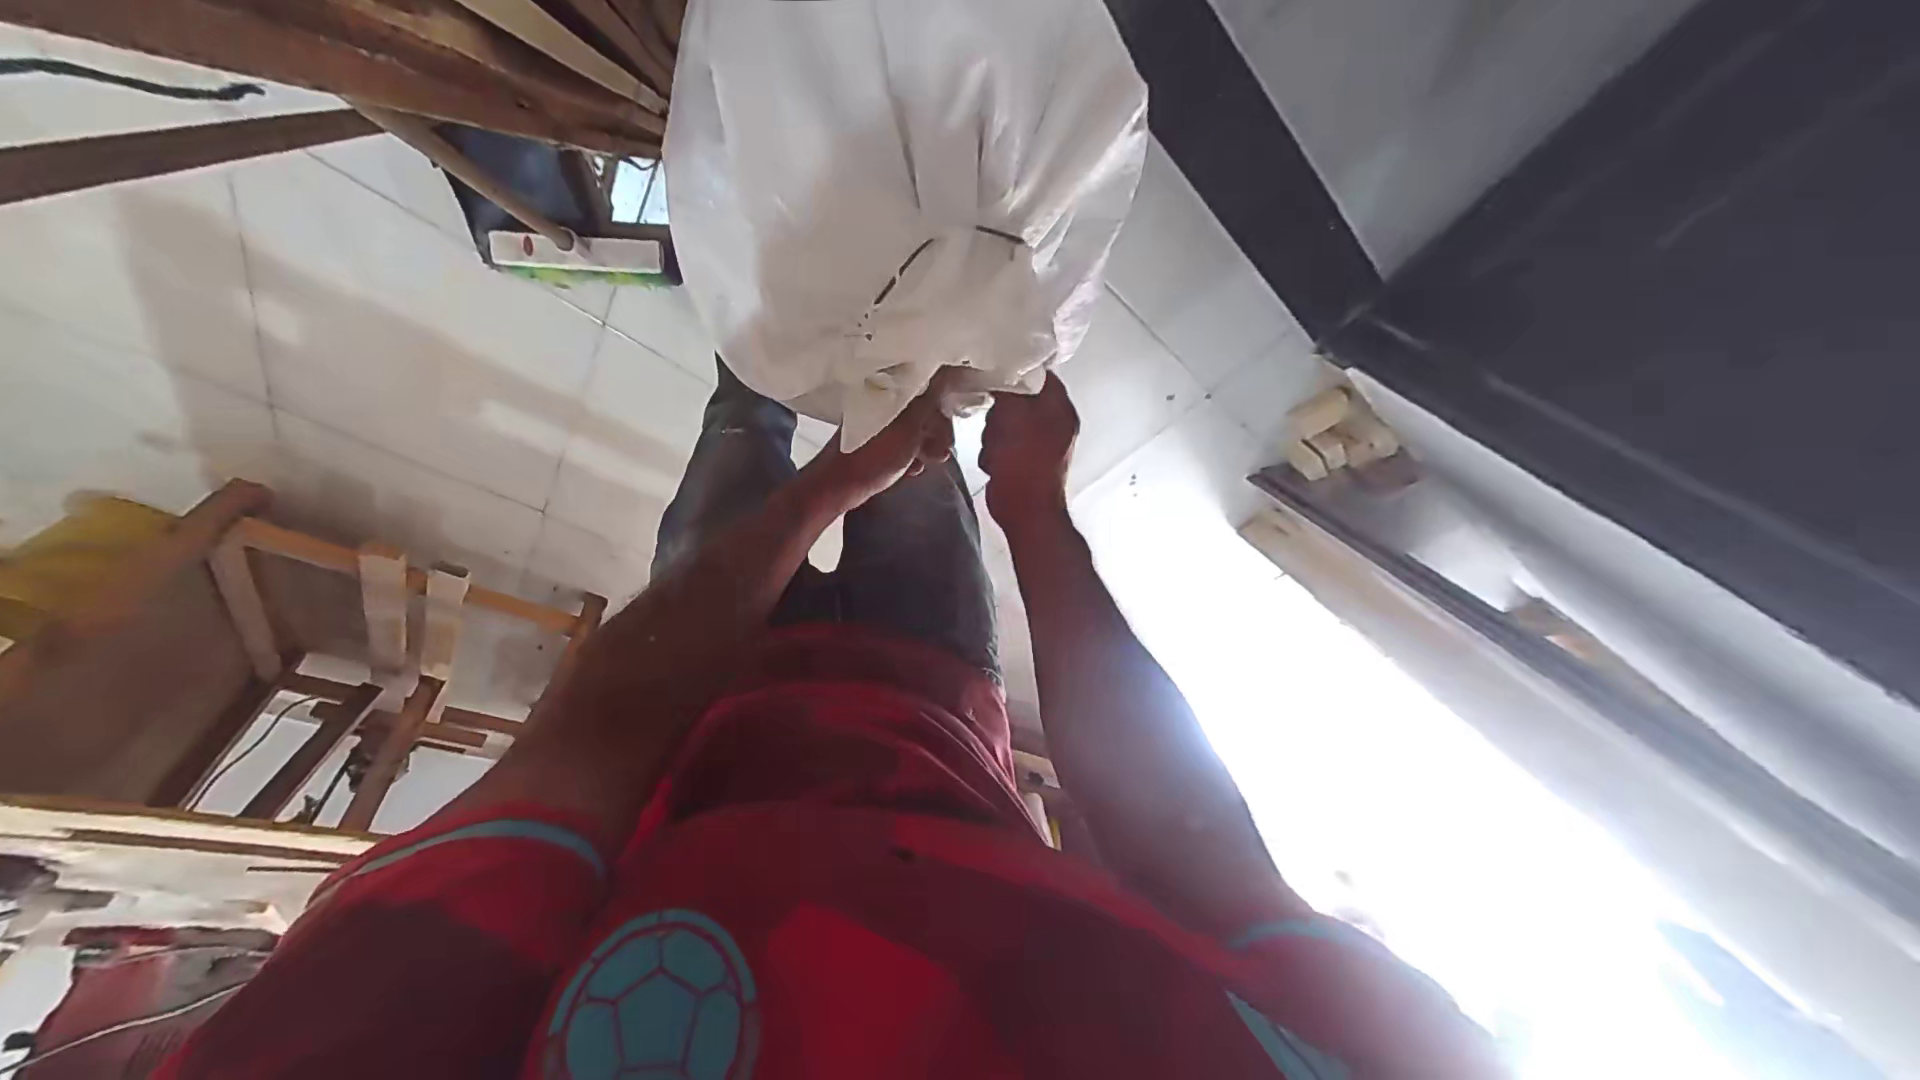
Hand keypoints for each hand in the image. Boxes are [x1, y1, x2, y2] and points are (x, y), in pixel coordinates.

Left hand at [809, 378, 955, 511]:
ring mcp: (876, 423)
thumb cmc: (874, 456)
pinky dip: (910, 454)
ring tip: (932, 462)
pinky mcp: (873, 444)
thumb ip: (931, 398)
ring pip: (912, 428)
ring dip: (927, 445)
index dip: (943, 406)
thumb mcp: (909, 426)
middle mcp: (882, 402)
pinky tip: (913, 468)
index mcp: (889, 391)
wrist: (838, 486)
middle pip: (922, 409)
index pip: (927, 386)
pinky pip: (899, 444)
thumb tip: (950, 370)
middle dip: (937, 430)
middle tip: (944, 451)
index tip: (954, 425)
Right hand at [980, 371, 1077, 524]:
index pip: (1039, 373)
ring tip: (998, 450)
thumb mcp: (1014, 416)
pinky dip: (994, 451)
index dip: (1014, 372)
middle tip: (999, 427)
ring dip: (993, 434)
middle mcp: (1053, 422)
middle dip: (1000, 413)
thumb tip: (1001, 372)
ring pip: (1003, 421)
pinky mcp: (1022, 459)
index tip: (994, 376)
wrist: (1025, 511)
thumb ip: (1009, 388)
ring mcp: (1037, 442)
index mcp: (1060, 408)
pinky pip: (1000, 442)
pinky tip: (996, 463)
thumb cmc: (1024, 465)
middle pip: (1016, 398)